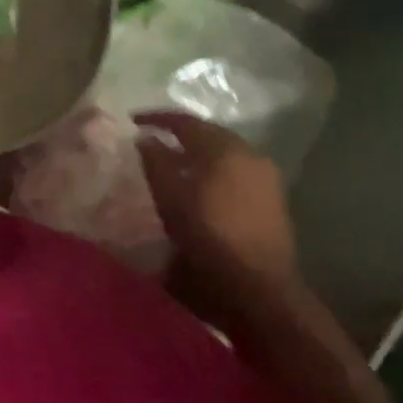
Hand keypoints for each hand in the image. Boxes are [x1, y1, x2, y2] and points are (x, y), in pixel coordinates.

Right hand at [136, 112, 299, 323]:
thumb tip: (145, 138)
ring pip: (224, 152)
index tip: (132, 119)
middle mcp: (250, 156)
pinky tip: (195, 182)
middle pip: (210, 134)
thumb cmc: (207, 237)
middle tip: (150, 137)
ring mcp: (265, 177)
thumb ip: (156, 164)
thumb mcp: (169, 199)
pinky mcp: (270, 197)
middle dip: (179, 133)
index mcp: (225, 151)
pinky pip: (234, 169)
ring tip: (169, 160)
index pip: (187, 122)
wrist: (256, 285)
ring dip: (196, 151)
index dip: (158, 118)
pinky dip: (211, 167)